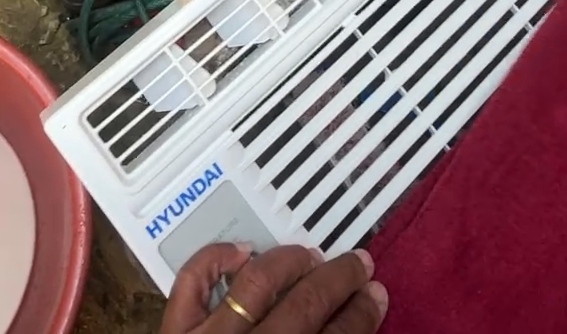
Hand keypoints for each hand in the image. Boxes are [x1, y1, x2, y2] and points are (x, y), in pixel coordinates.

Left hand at [159, 243, 386, 333]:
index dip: (361, 315)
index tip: (374, 297)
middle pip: (305, 305)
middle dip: (339, 281)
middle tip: (358, 267)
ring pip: (257, 282)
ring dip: (291, 262)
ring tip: (311, 256)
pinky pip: (192, 282)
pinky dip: (214, 259)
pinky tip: (241, 252)